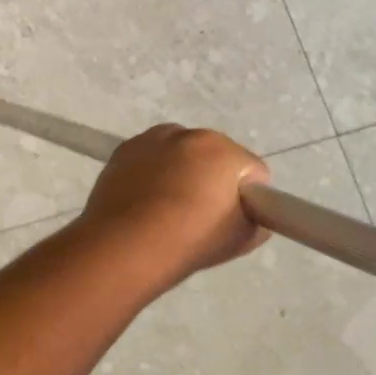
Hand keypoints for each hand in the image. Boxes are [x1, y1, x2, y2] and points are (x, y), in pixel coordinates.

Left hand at [77, 124, 269, 288]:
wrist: (127, 240)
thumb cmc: (192, 236)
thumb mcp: (248, 233)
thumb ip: (255, 210)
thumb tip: (241, 204)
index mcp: (220, 149)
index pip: (250, 170)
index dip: (248, 195)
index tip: (233, 213)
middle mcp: (183, 134)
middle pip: (212, 154)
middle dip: (213, 175)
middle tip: (202, 207)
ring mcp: (147, 139)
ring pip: (178, 151)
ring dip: (181, 166)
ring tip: (171, 200)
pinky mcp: (120, 149)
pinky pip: (149, 156)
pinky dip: (152, 168)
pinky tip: (147, 193)